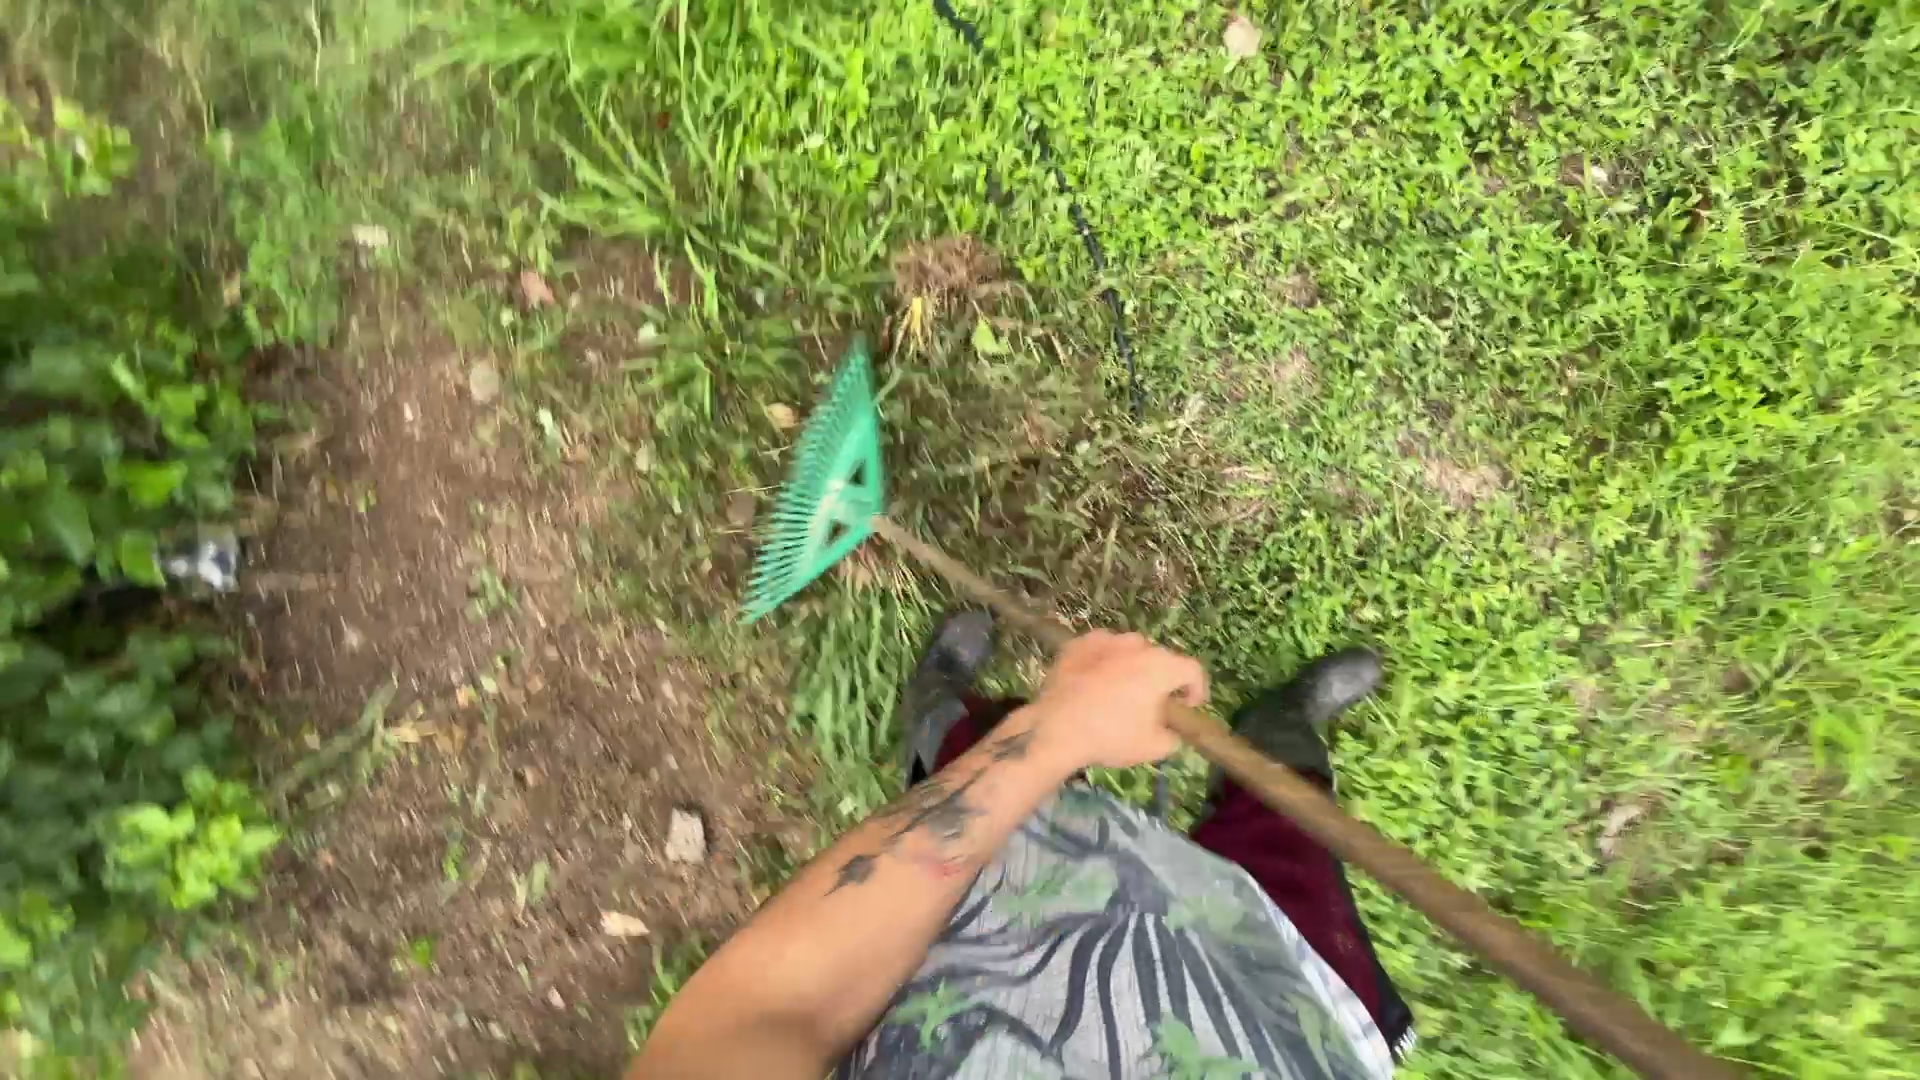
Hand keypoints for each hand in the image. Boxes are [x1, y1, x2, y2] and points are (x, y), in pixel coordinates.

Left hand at [1026, 631, 1208, 769]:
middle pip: (1159, 658)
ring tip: (1120, 691)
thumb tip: (1169, 729)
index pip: (1192, 670)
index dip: (1196, 689)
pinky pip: (1101, 650)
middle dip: (1161, 679)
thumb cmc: (1111, 736)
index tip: (1186, 707)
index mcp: (1161, 666)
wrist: (1056, 727)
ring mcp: (1104, 640)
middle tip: (1151, 703)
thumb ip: (1172, 735)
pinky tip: (1094, 682)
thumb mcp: (1154, 747)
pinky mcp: (1078, 644)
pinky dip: (1104, 662)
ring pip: (1129, 650)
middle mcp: (1136, 645)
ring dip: (1132, 667)